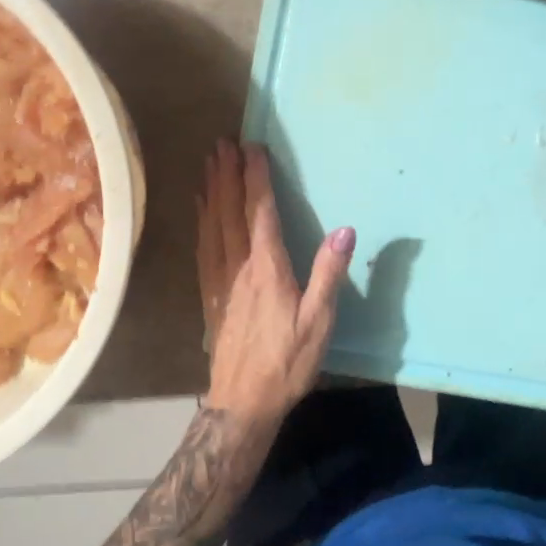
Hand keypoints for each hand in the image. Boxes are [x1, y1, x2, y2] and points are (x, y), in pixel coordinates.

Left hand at [196, 141, 354, 427]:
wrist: (242, 403)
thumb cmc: (287, 362)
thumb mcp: (318, 322)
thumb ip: (329, 274)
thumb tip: (344, 229)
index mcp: (267, 270)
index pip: (259, 213)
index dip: (255, 179)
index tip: (252, 147)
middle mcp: (239, 267)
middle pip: (230, 212)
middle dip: (227, 175)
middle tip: (223, 142)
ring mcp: (220, 281)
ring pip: (212, 225)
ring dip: (211, 190)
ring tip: (209, 163)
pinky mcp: (211, 295)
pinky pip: (203, 246)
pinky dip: (201, 220)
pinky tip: (200, 208)